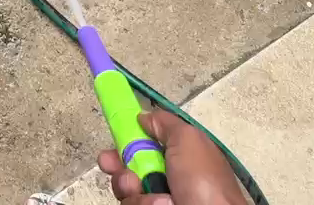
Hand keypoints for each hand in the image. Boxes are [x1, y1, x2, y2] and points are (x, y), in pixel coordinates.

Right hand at [96, 107, 246, 204]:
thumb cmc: (204, 182)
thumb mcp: (188, 139)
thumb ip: (164, 122)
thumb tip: (143, 118)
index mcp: (181, 158)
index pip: (148, 142)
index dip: (129, 137)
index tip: (115, 134)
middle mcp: (169, 179)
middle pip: (130, 164)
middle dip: (117, 162)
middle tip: (109, 163)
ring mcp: (160, 200)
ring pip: (126, 186)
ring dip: (127, 183)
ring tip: (137, 187)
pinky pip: (132, 203)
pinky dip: (140, 202)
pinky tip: (155, 204)